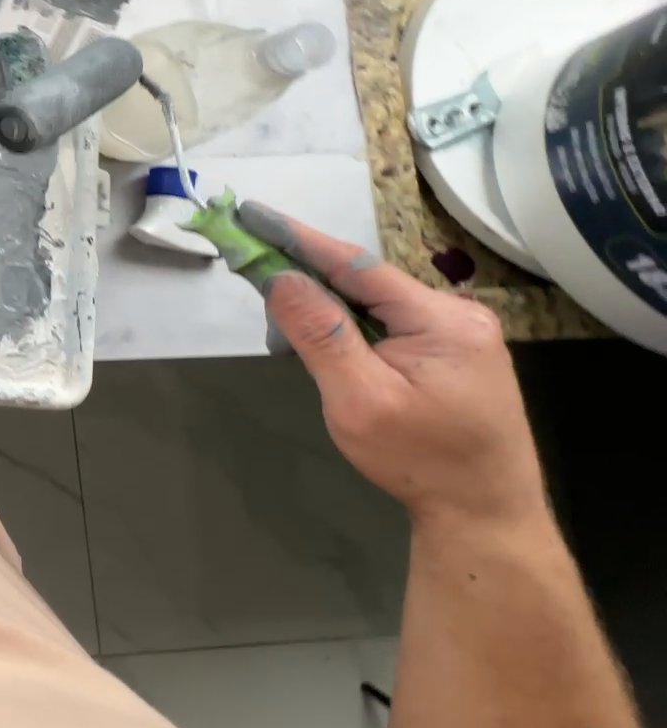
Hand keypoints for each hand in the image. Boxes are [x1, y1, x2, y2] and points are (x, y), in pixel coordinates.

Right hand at [238, 202, 548, 531]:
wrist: (482, 514)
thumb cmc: (418, 459)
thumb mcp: (358, 397)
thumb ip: (319, 333)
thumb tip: (279, 277)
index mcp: (440, 320)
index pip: (354, 264)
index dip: (296, 237)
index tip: (249, 213)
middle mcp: (453, 315)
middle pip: (358, 281)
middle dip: (299, 277)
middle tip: (246, 270)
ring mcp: (452, 333)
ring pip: (365, 303)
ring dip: (317, 309)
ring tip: (282, 337)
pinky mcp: (444, 352)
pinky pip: (377, 322)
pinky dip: (338, 326)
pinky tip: (318, 346)